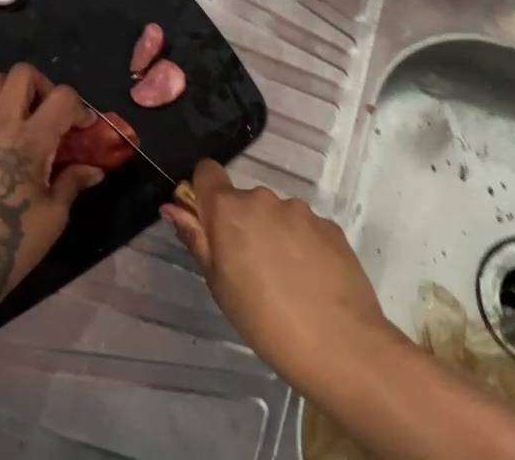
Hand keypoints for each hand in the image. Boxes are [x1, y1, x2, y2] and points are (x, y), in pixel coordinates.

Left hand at [0, 64, 104, 309]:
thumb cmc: (16, 242)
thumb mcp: (56, 213)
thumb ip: (73, 181)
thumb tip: (95, 169)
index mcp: (30, 141)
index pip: (62, 97)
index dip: (79, 108)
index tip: (82, 129)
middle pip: (23, 74)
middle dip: (45, 87)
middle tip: (51, 114)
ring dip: (14, 89)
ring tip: (23, 115)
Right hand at [161, 159, 396, 391]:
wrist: (340, 343)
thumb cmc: (263, 318)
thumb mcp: (217, 284)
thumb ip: (196, 239)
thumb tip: (174, 207)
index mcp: (228, 210)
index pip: (206, 171)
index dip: (203, 191)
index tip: (209, 222)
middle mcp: (263, 199)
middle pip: (243, 200)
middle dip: (242, 223)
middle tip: (250, 267)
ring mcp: (301, 211)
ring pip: (276, 214)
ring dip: (274, 234)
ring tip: (286, 278)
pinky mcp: (331, 227)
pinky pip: (305, 228)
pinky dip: (303, 245)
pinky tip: (310, 280)